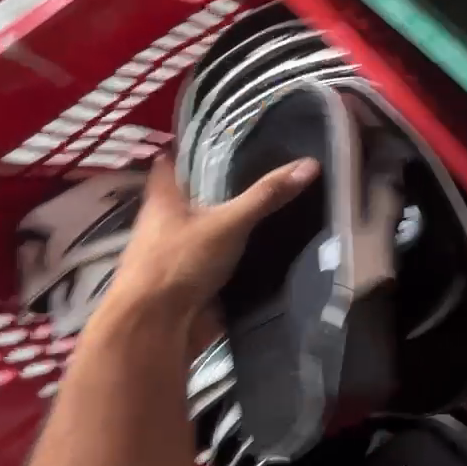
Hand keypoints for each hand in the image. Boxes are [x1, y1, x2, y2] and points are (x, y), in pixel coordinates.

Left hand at [102, 153, 319, 328]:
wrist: (155, 328)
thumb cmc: (178, 264)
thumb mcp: (228, 222)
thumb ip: (267, 195)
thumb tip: (311, 163)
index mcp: (163, 203)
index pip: (170, 165)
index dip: (190, 150)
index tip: (221, 136)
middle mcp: (167, 224)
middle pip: (195, 196)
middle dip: (224, 184)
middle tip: (266, 165)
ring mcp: (180, 253)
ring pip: (211, 225)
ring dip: (236, 217)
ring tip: (278, 199)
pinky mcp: (196, 277)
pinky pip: (223, 254)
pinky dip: (243, 246)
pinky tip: (272, 239)